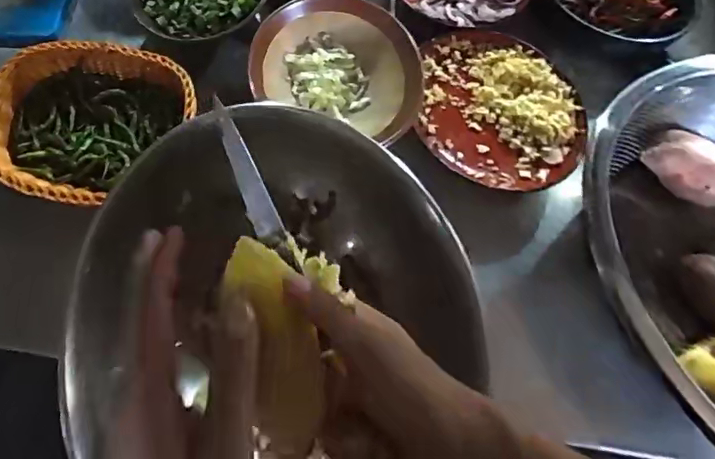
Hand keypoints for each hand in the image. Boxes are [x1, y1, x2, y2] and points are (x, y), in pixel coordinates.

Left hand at [111, 228, 259, 458]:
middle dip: (157, 282)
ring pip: (150, 351)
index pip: (147, 313)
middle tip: (172, 242)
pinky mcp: (148, 439)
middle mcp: (130, 398)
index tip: (170, 231)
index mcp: (140, 389)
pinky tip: (197, 352)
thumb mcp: (224, 440)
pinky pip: (160, 376)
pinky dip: (176, 349)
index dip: (158, 268)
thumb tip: (239, 298)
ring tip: (187, 282)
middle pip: (142, 325)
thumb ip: (232, 373)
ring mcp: (137, 420)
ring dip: (167, 313)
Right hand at [285, 275, 578, 458]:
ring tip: (358, 433)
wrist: (459, 451)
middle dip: (303, 384)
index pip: (309, 311)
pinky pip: (330, 436)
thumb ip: (324, 310)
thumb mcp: (366, 343)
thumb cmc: (411, 387)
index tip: (256, 323)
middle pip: (303, 362)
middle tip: (311, 397)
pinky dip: (344, 445)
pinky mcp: (358, 437)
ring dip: (332, 423)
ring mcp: (354, 401)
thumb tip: (284, 274)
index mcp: (355, 327)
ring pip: (313, 404)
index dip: (284, 315)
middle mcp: (350, 360)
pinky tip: (364, 447)